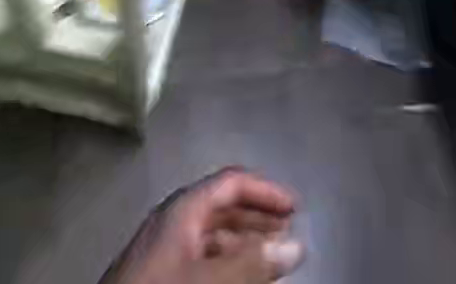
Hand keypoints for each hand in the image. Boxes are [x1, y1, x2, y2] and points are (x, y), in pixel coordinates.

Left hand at [101, 168, 304, 283]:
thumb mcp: (209, 279)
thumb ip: (251, 264)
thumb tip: (297, 245)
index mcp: (183, 207)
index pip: (231, 182)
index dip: (265, 191)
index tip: (296, 208)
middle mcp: (174, 219)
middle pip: (223, 206)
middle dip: (258, 218)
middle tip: (290, 233)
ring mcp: (164, 248)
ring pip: (214, 235)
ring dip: (245, 243)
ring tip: (273, 260)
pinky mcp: (159, 273)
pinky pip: (202, 257)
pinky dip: (227, 263)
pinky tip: (243, 279)